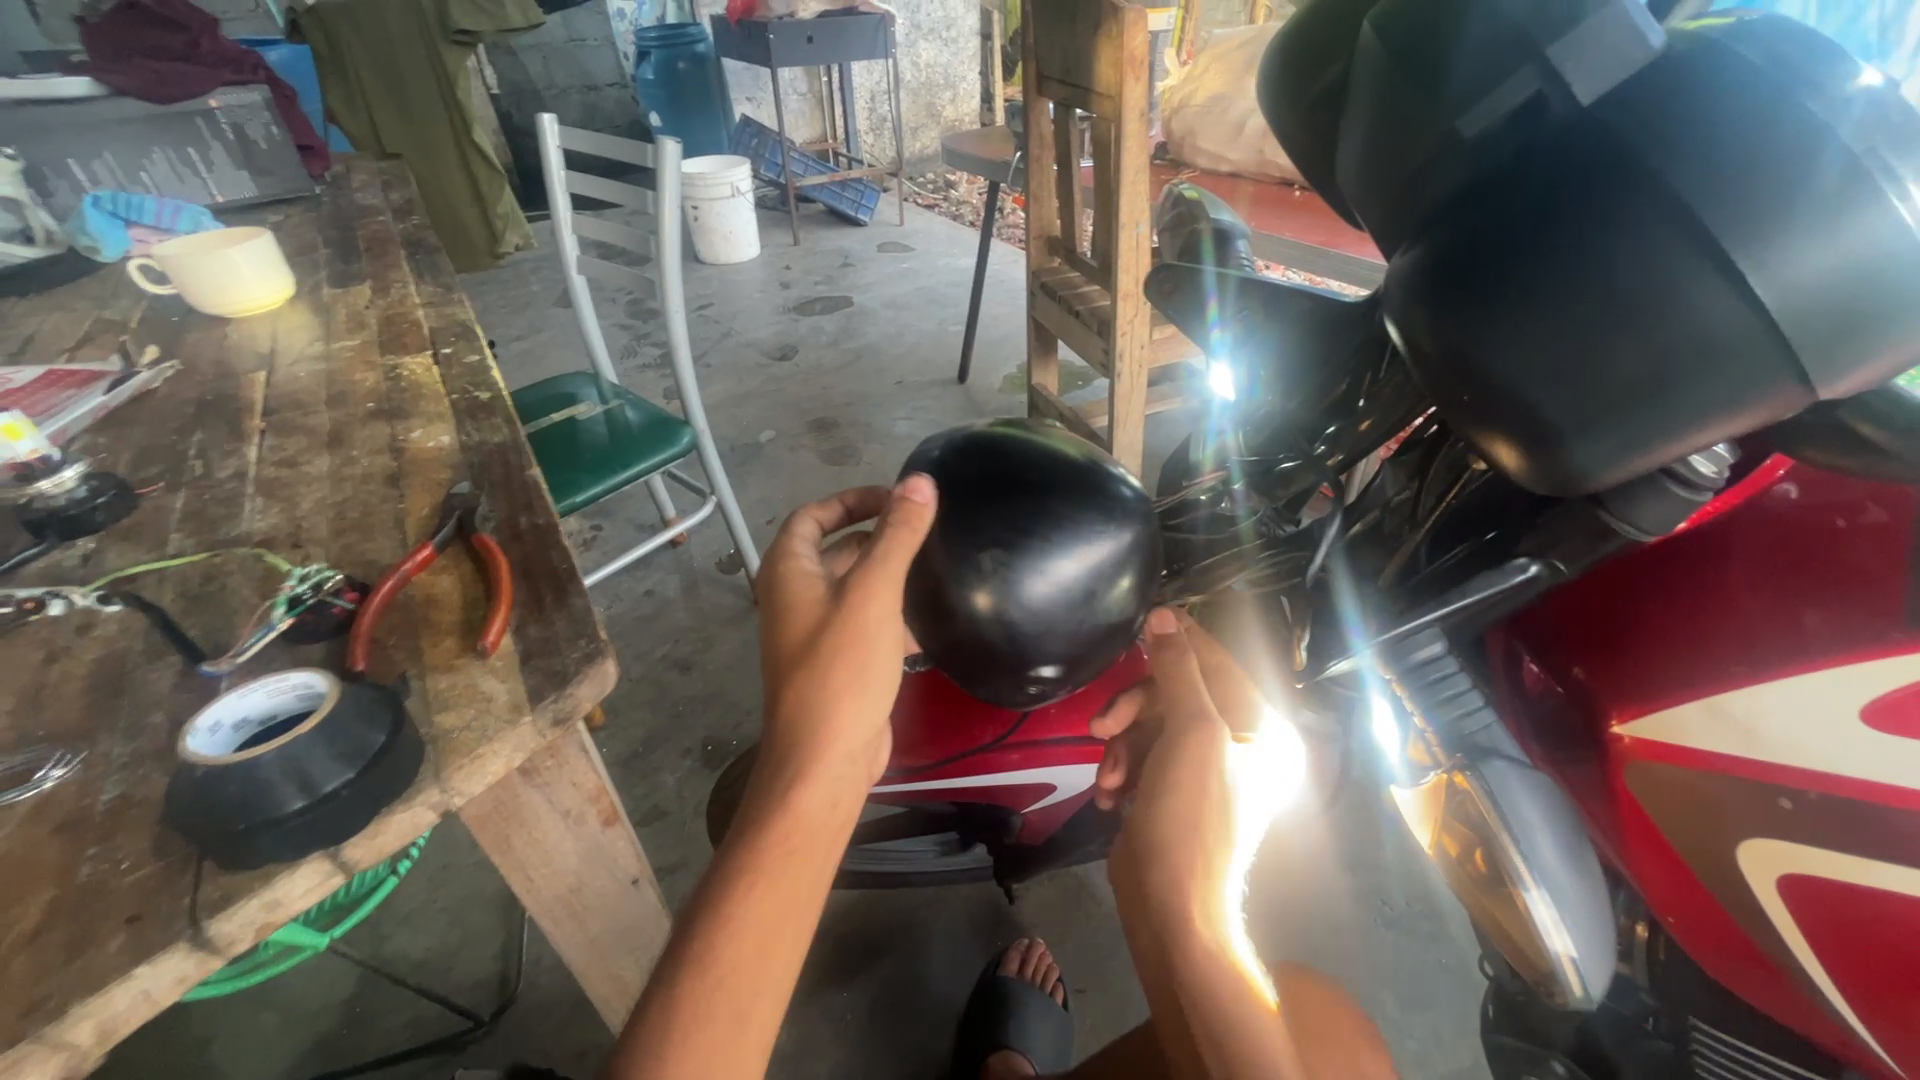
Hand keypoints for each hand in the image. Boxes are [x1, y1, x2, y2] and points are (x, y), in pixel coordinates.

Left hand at [756, 476, 937, 790]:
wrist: (825, 758)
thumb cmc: (842, 667)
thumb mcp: (874, 592)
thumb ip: (897, 535)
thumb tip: (919, 481)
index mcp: (788, 572)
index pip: (812, 516)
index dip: (850, 500)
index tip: (894, 497)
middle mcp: (794, 598)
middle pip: (834, 551)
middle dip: (877, 537)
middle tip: (924, 530)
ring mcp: (813, 634)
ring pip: (852, 590)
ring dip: (888, 576)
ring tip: (934, 568)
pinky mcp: (836, 665)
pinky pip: (864, 625)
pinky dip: (891, 616)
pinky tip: (929, 622)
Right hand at [1091, 608, 1304, 931]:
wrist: (1171, 906)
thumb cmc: (1193, 816)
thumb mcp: (1190, 733)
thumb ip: (1177, 671)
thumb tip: (1163, 616)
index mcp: (1266, 731)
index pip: (1220, 666)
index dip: (1182, 640)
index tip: (1148, 614)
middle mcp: (1244, 747)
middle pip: (1178, 697)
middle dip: (1135, 711)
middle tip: (1103, 725)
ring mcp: (1208, 772)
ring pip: (1153, 726)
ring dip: (1124, 748)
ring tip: (1110, 780)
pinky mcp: (1176, 791)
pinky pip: (1145, 757)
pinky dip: (1124, 771)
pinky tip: (1113, 797)